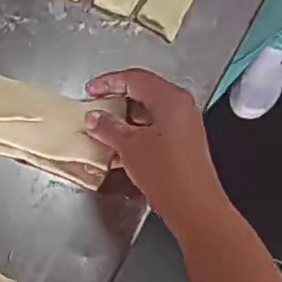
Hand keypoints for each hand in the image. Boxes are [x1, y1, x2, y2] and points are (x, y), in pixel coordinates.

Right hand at [84, 69, 225, 222]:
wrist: (191, 203)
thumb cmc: (164, 171)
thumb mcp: (129, 147)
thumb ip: (108, 128)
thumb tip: (94, 117)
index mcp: (170, 99)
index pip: (135, 79)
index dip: (108, 82)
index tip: (90, 90)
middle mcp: (180, 106)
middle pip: (142, 93)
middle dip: (115, 101)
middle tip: (94, 109)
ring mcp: (182, 124)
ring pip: (146, 113)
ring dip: (122, 120)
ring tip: (100, 132)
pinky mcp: (180, 142)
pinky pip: (152, 129)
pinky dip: (132, 134)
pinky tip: (115, 149)